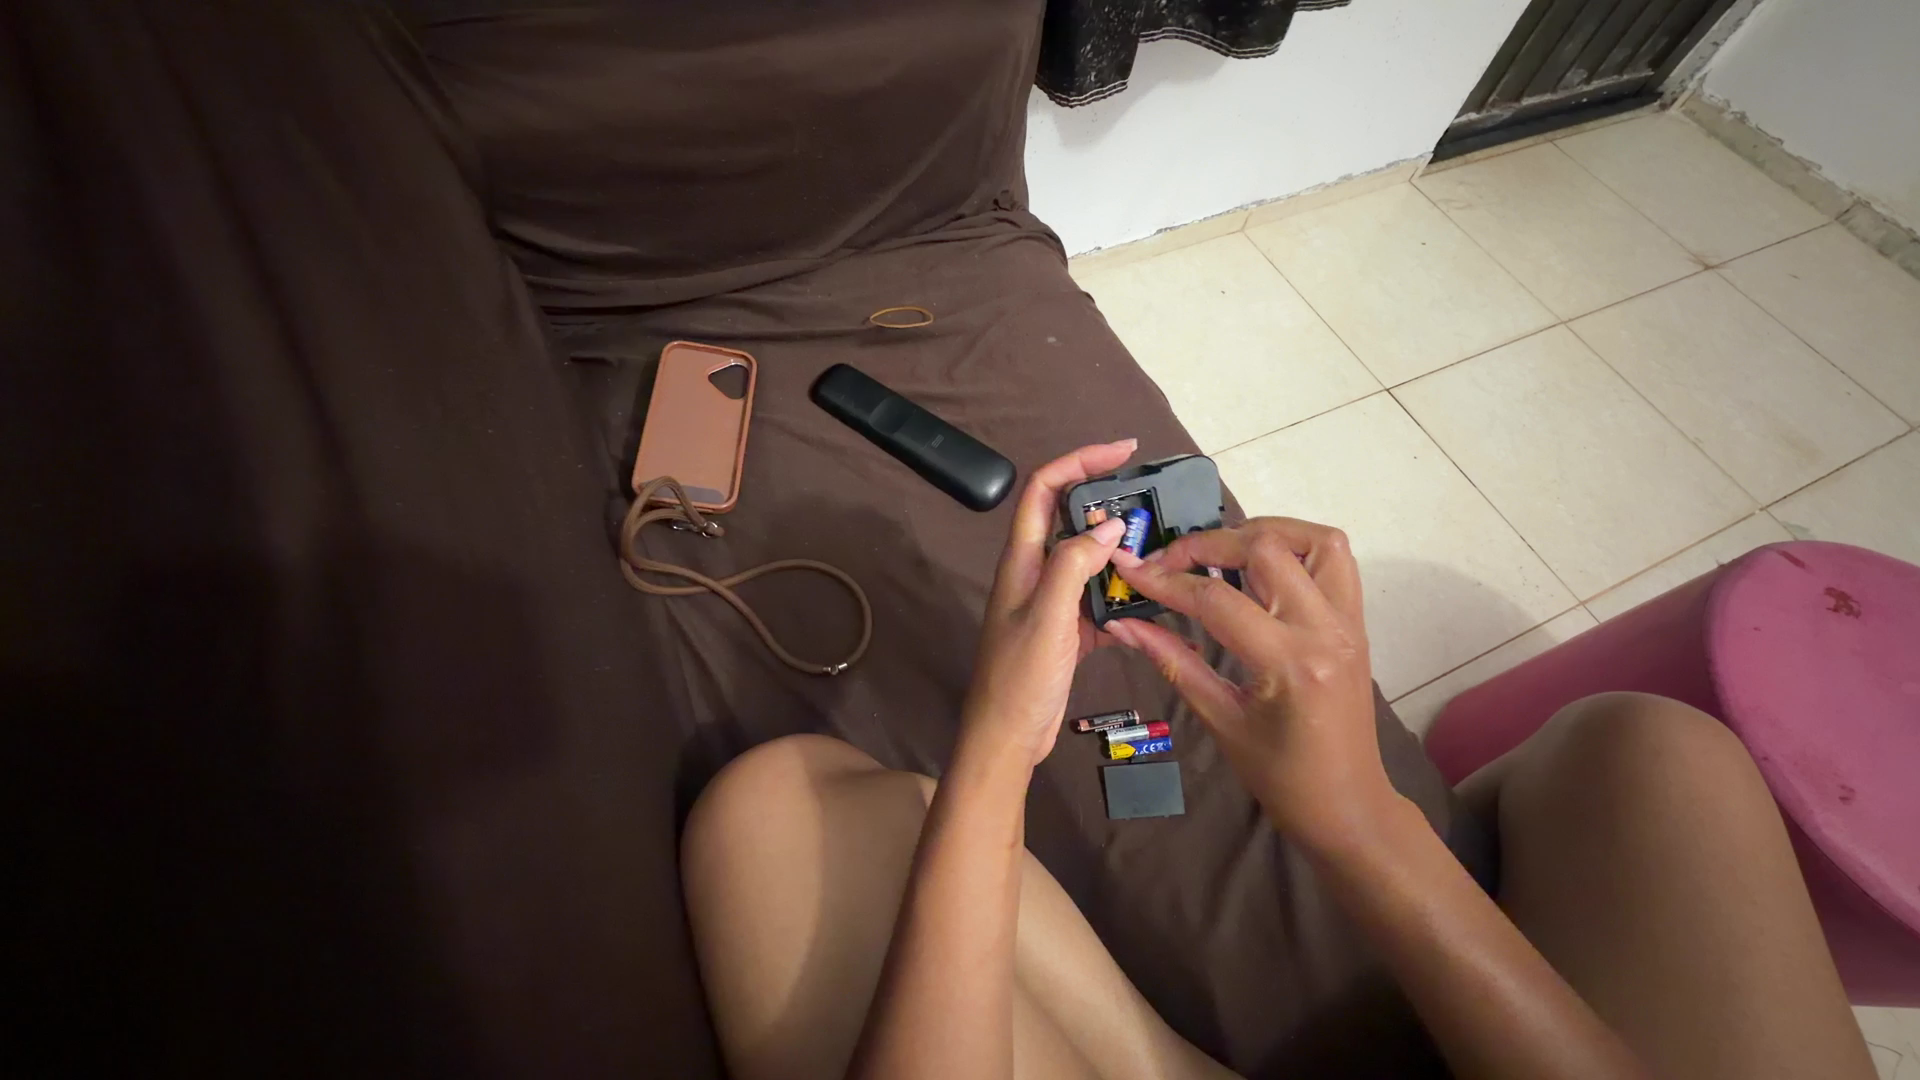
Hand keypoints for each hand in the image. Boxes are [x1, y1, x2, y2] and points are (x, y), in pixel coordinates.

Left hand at [959, 439, 1138, 767]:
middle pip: (1068, 517)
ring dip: (1120, 550)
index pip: (1044, 489)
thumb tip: (1111, 525)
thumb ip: (1074, 565)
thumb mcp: (1047, 616)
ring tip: (1161, 548)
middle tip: (1152, 504)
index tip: (1123, 450)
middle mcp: (1034, 572)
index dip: (1079, 461)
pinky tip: (1150, 599)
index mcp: (1021, 560)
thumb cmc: (1019, 678)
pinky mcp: (1067, 628)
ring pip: (1089, 558)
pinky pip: (1099, 597)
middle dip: (1108, 502)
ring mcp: (1051, 601)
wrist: (1008, 737)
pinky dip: (1123, 593)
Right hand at [1105, 518, 1398, 850]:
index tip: (1127, 568)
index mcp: (1288, 663)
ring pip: (1313, 539)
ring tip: (1218, 552)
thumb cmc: (1279, 774)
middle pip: (1265, 549)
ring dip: (1260, 532)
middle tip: (1167, 561)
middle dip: (1206, 544)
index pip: (1216, 598)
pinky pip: (1333, 559)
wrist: (1347, 804)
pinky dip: (1293, 545)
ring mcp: (1349, 621)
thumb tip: (1121, 624)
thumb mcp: (1218, 718)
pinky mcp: (1355, 620)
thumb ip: (1172, 660)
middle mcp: (1326, 629)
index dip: (1164, 580)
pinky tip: (1256, 565)